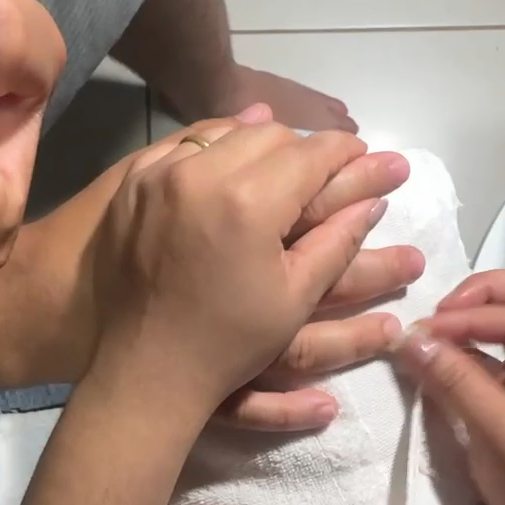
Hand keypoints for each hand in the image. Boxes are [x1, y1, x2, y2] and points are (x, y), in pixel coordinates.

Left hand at [89, 122, 390, 419]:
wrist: (144, 370)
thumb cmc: (227, 345)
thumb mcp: (294, 299)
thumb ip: (338, 242)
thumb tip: (375, 199)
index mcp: (250, 204)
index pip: (312, 155)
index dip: (345, 153)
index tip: (364, 157)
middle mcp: (200, 173)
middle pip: (270, 135)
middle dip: (302, 150)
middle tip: (320, 173)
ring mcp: (158, 175)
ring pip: (223, 134)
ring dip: (256, 147)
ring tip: (275, 171)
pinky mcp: (129, 185)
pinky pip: (180, 147)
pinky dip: (209, 154)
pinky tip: (224, 171)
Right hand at [394, 270, 504, 504]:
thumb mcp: (498, 433)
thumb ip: (456, 381)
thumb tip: (409, 337)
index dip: (469, 318)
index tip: (420, 330)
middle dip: (481, 299)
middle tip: (436, 316)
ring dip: (474, 321)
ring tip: (432, 334)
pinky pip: (503, 353)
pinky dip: (472, 350)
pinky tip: (443, 358)